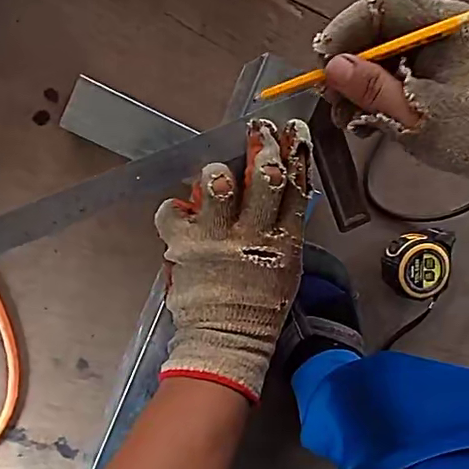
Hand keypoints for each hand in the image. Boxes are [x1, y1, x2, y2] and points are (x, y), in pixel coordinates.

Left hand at [155, 118, 312, 402]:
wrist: (226, 338)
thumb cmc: (258, 304)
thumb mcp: (285, 265)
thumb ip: (282, 227)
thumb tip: (279, 188)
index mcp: (283, 239)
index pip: (295, 185)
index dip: (295, 152)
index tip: (292, 130)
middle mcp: (252, 234)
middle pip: (264, 177)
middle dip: (262, 145)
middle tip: (257, 130)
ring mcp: (216, 238)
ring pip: (217, 185)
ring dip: (216, 174)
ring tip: (215, 175)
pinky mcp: (184, 245)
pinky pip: (173, 211)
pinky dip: (173, 209)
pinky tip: (180, 213)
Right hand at [316, 0, 468, 228]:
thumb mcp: (414, 116)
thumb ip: (371, 88)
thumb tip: (334, 67)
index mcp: (447, 24)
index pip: (382, 4)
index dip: (346, 30)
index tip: (325, 63)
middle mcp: (444, 28)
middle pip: (378, 28)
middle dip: (349, 62)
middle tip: (331, 96)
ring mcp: (441, 48)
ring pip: (382, 51)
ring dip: (359, 82)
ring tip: (349, 116)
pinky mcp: (438, 68)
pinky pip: (396, 68)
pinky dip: (376, 90)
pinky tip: (367, 116)